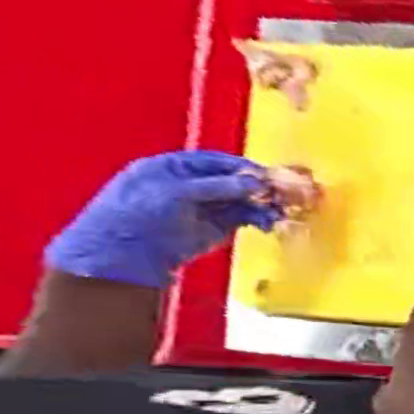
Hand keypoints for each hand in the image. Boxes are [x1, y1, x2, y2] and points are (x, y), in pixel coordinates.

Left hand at [43, 150, 279, 289]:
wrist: (131, 251)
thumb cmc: (141, 213)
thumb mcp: (176, 193)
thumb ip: (217, 186)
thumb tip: (257, 183)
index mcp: (175, 167)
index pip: (216, 161)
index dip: (243, 167)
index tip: (270, 176)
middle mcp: (195, 184)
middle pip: (234, 181)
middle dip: (259, 188)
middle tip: (282, 197)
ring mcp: (208, 206)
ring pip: (244, 200)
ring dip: (263, 206)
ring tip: (277, 215)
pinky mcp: (220, 226)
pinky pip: (246, 218)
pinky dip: (260, 220)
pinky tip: (268, 225)